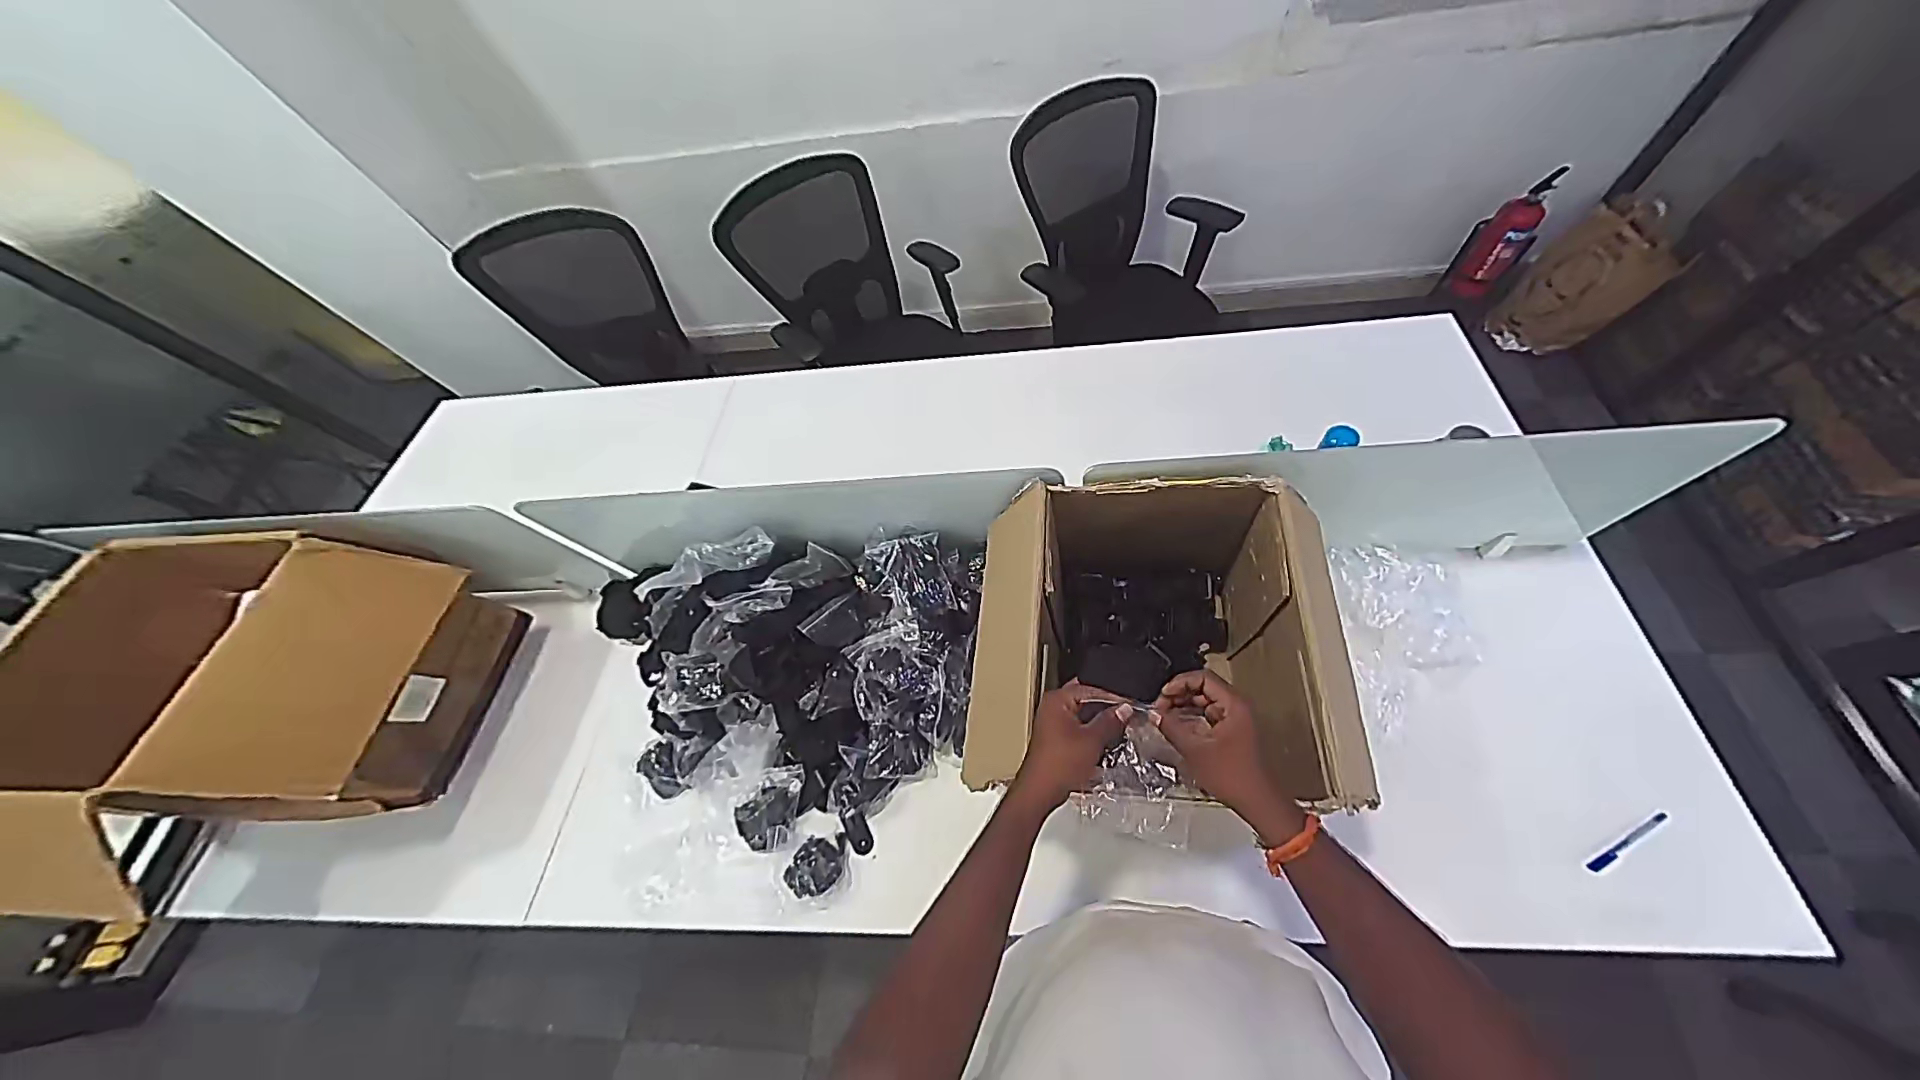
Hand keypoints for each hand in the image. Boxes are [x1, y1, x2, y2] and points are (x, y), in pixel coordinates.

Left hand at [1009, 680, 1127, 814]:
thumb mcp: (1092, 740)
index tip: (1129, 705)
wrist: (1041, 790)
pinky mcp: (1056, 738)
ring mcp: (1052, 723)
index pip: (1091, 688)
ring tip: (1117, 729)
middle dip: (1106, 708)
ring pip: (1082, 715)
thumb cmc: (1058, 765)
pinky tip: (1103, 742)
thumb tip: (1123, 709)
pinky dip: (1090, 733)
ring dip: (1099, 722)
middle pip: (1086, 700)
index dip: (1113, 697)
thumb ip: (1111, 721)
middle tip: (1125, 715)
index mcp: (1057, 700)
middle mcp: (1052, 708)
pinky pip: (1078, 728)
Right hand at [1153, 671, 1306, 844]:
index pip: (1203, 678)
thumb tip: (1155, 714)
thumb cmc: (1234, 776)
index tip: (1163, 695)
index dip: (1179, 683)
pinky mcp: (1234, 732)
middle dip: (1179, 695)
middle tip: (1161, 708)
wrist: (1258, 801)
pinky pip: (1210, 715)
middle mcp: (1238, 708)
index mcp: (1234, 705)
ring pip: (1206, 702)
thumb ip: (1171, 727)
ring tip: (1166, 717)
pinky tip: (1179, 727)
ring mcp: (1237, 720)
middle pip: (1204, 688)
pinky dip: (1193, 717)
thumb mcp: (1194, 749)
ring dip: (1185, 706)